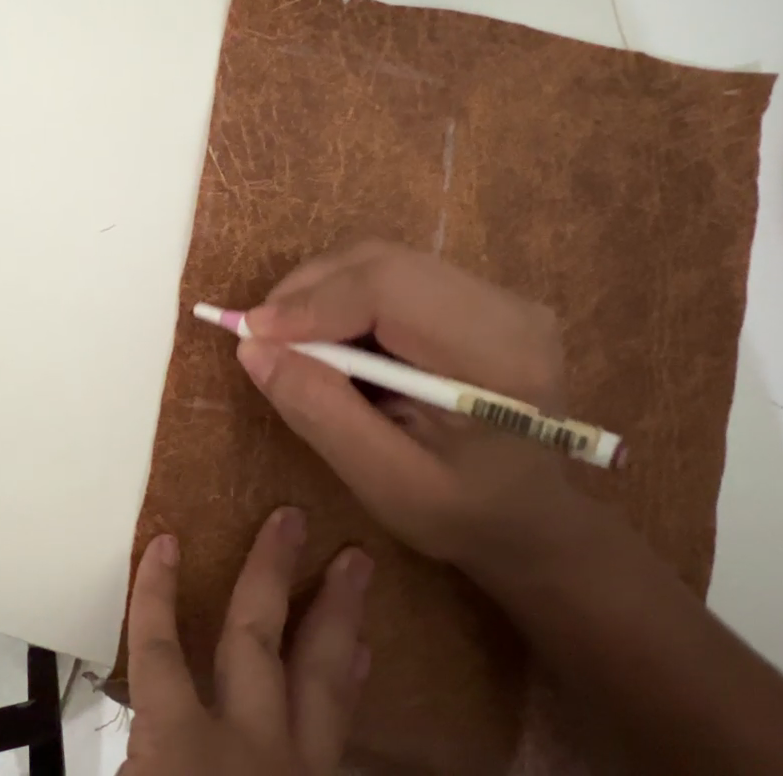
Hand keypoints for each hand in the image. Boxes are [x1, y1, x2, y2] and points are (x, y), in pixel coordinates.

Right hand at [122, 510, 371, 775]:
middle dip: (271, 572)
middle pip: (256, 640)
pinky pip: (342, 725)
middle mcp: (246, 739)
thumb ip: (142, 742)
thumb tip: (151, 718)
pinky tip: (362, 654)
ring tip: (357, 567)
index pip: (159, 650)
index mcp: (181, 738)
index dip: (156, 593)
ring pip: (321, 680)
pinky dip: (352, 685)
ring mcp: (298, 765)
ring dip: (338, 617)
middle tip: (294, 518)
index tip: (165, 541)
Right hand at [232, 241, 602, 584]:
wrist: (530, 520)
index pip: (390, 289)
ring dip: (319, 292)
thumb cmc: (464, 514)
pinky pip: (388, 275)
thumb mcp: (386, 481)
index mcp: (498, 356)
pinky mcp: (473, 298)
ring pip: (379, 261)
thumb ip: (321, 412)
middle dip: (307, 291)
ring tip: (288, 340)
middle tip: (260, 336)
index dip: (312, 303)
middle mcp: (506, 308)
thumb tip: (252, 349)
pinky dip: (341, 298)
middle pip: (381, 262)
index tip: (252, 335)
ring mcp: (492, 297)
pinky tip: (326, 339)